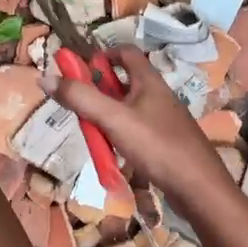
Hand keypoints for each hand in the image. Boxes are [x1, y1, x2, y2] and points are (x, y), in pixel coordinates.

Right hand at [41, 46, 230, 198]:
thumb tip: (43, 78)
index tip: (82, 70)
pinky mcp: (167, 145)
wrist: (204, 194)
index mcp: (149, 81)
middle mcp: (158, 96)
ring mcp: (164, 122)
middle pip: (122, 82)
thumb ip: (79, 98)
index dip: (102, 54)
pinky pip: (136, 131)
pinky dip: (121, 138)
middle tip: (82, 108)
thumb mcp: (113, 119)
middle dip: (98, 92)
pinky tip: (116, 156)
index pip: (125, 51)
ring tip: (96, 135)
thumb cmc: (159, 147)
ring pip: (127, 109)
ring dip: (107, 118)